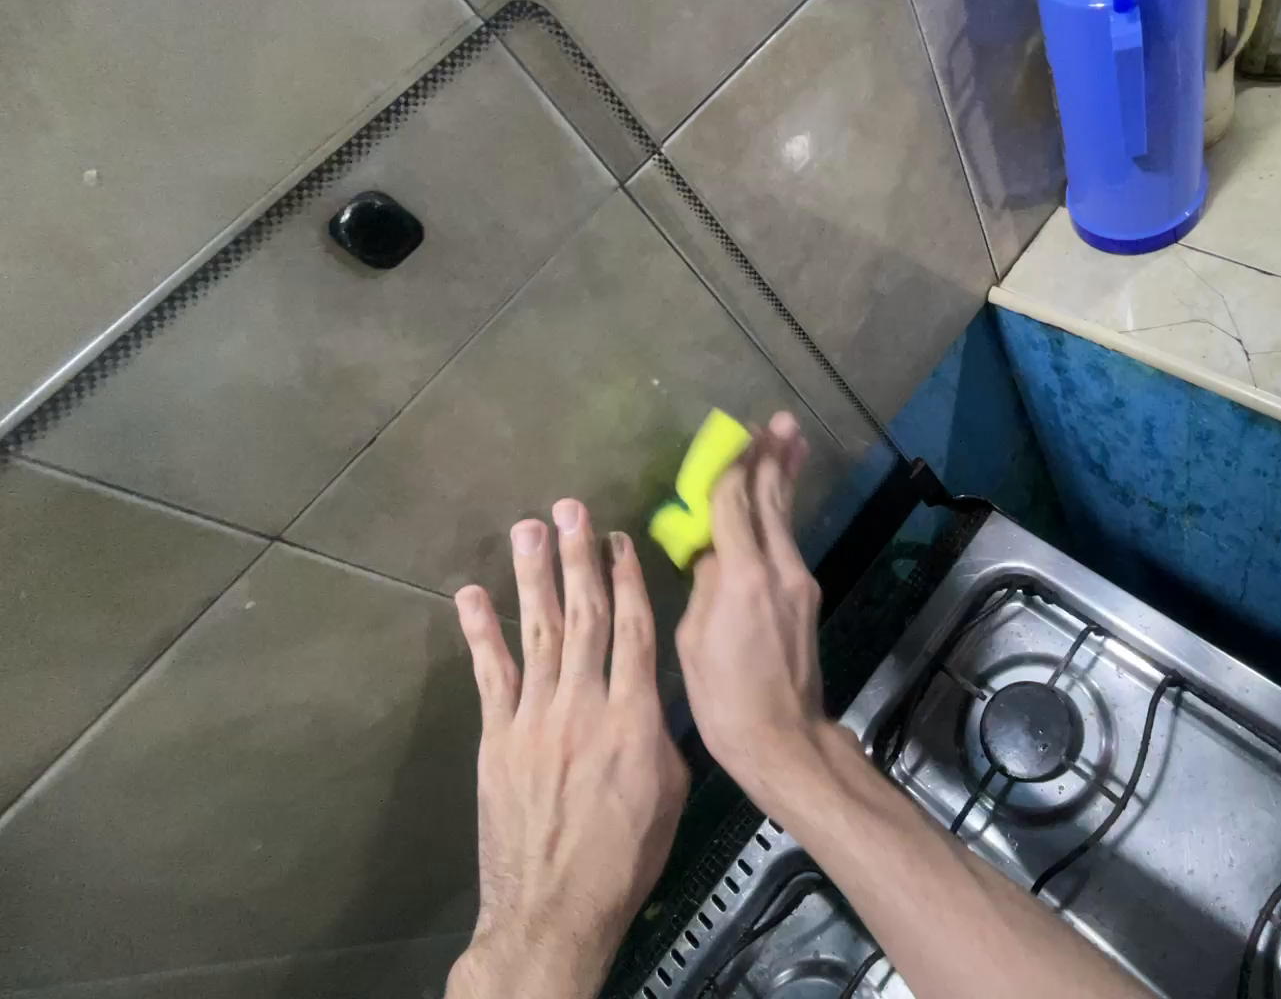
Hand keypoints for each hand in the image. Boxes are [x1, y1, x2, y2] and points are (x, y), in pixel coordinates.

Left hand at [447, 500, 688, 998]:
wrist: (556, 908)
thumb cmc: (629, 850)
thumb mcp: (671, 785)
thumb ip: (659, 727)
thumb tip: (651, 691)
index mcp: (635, 715)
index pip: (632, 631)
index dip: (627, 580)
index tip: (619, 539)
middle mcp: (583, 704)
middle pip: (584, 618)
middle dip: (578, 559)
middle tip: (571, 511)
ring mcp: (533, 720)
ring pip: (537, 634)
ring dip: (533, 578)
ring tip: (528, 531)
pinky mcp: (496, 740)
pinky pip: (489, 677)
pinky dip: (480, 633)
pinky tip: (471, 596)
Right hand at [675, 412, 832, 805]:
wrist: (782, 733)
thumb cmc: (723, 696)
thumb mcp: (693, 640)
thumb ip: (705, 585)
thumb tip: (712, 550)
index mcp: (743, 577)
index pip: (734, 505)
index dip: (731, 467)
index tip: (732, 435)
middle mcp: (778, 568)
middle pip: (771, 501)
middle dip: (770, 458)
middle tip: (776, 420)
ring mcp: (798, 579)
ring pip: (785, 517)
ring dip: (784, 476)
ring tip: (792, 438)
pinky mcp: (806, 593)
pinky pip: (788, 541)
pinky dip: (782, 511)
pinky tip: (781, 496)